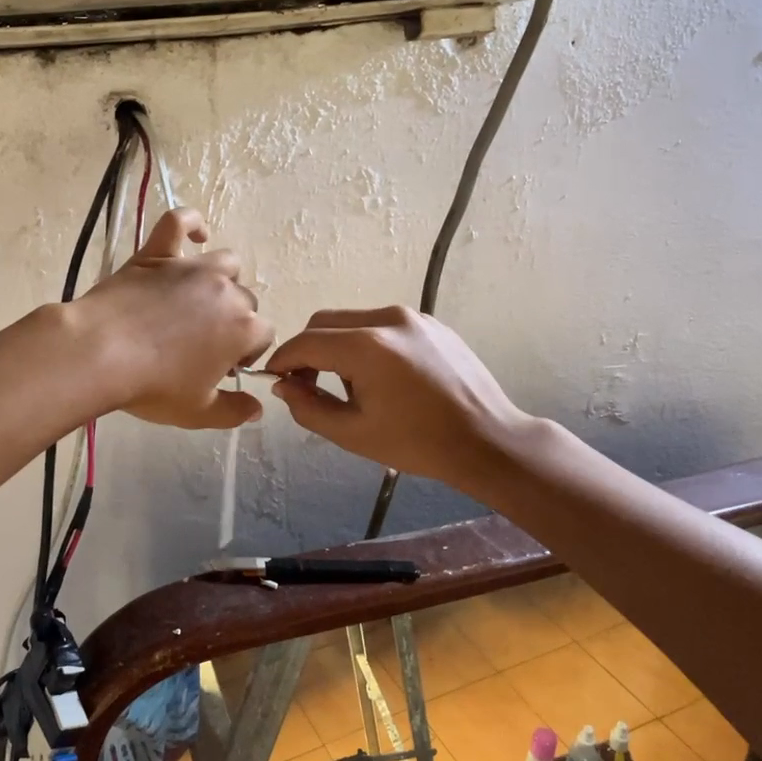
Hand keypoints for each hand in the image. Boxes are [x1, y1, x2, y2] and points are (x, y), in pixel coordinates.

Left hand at [74, 208, 272, 429]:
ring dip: (222, 279)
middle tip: (203, 344)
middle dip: (233, 320)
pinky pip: (180, 222)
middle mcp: (225, 291)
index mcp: (243, 329)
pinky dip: (191, 223)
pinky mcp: (157, 253)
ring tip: (200, 299)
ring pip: (225, 262)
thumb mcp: (199, 413)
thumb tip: (257, 408)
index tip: (223, 368)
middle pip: (245, 300)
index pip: (263, 335)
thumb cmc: (153, 387)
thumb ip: (234, 410)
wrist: (101, 353)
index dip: (247, 352)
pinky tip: (195, 233)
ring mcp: (192, 268)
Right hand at [264, 307, 528, 486]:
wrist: (487, 440)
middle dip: (308, 350)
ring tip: (352, 387)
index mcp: (366, 347)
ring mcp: (413, 317)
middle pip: (325, 321)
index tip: (274, 380)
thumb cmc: (417, 444)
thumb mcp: (353, 433)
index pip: (305, 342)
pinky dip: (366, 344)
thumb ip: (308, 407)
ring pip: (353, 321)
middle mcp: (387, 319)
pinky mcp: (431, 323)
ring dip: (337, 346)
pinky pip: (382, 325)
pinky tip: (382, 379)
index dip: (282, 360)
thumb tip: (283, 385)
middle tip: (307, 384)